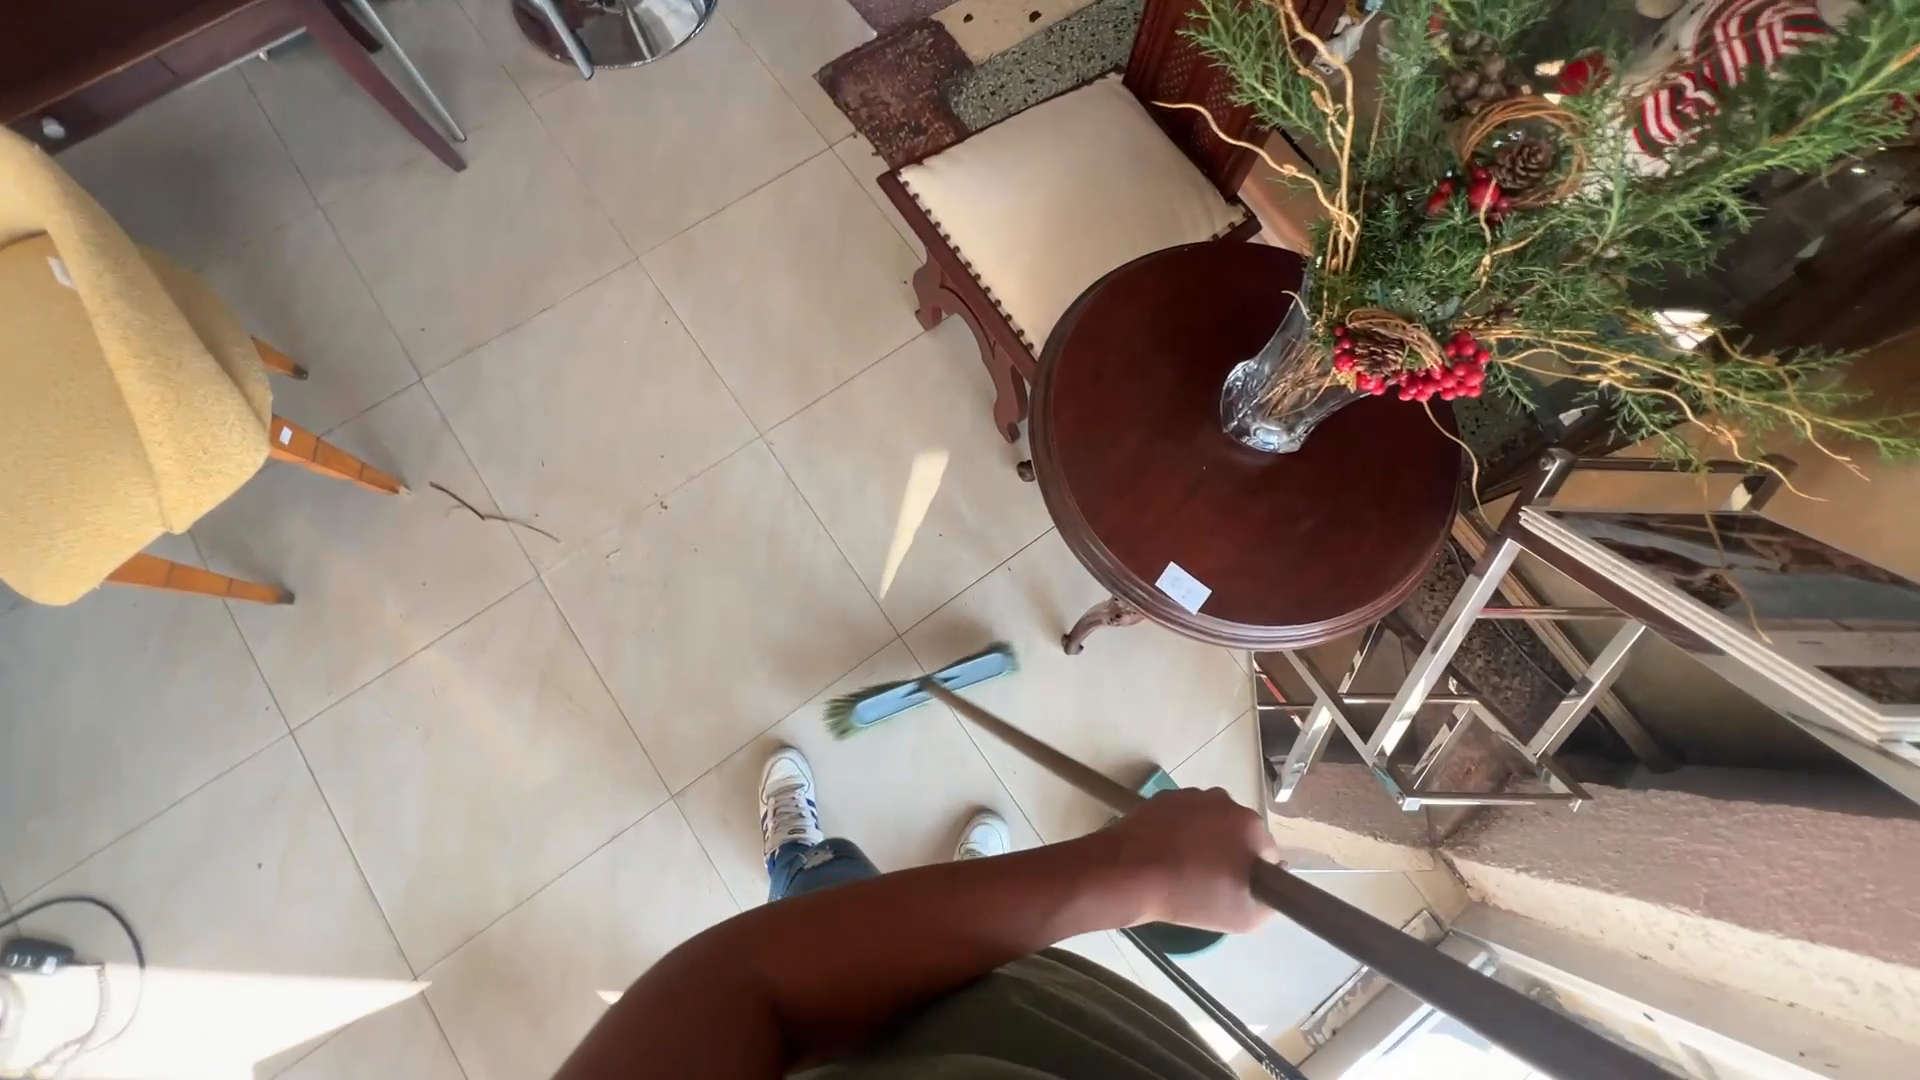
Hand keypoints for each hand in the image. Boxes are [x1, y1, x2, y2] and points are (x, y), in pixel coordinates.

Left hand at [1097, 787, 1281, 933]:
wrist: (1128, 874)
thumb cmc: (1191, 894)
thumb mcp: (1245, 917)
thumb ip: (1270, 900)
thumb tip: (1271, 880)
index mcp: (1250, 824)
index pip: (1266, 853)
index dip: (1254, 875)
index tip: (1236, 889)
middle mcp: (1224, 800)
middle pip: (1237, 833)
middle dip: (1230, 853)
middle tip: (1211, 882)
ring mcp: (1190, 796)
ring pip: (1209, 823)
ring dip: (1204, 840)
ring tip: (1184, 868)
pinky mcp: (1162, 798)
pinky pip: (1182, 817)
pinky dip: (1179, 831)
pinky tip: (1166, 854)